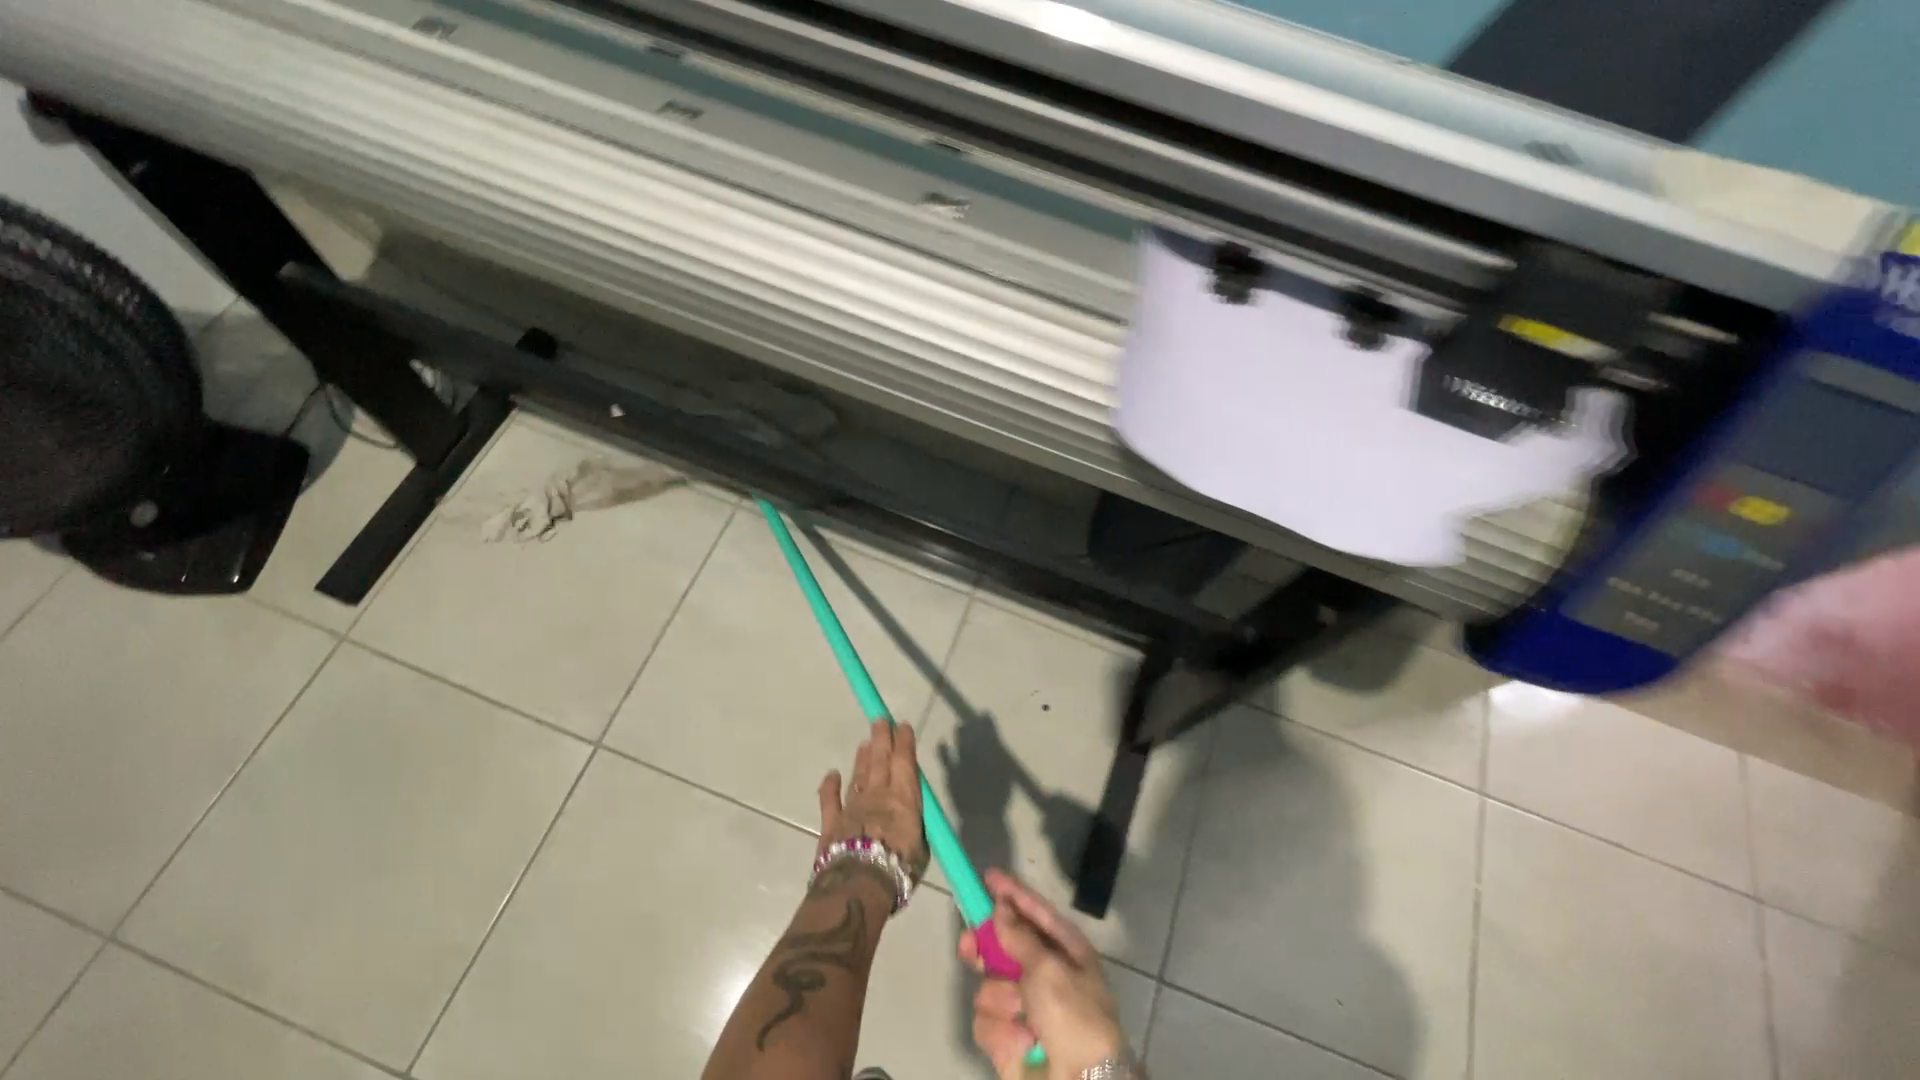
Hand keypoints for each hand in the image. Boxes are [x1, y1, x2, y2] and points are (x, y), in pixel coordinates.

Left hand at [817, 723, 928, 880]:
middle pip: (880, 760)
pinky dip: (830, 785)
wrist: (859, 882)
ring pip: (858, 775)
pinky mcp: (832, 821)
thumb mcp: (922, 847)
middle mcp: (878, 795)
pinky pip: (830, 799)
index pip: (904, 762)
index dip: (904, 742)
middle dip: (881, 738)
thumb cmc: (899, 868)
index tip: (902, 726)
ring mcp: (852, 806)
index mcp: (903, 798)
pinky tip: (831, 774)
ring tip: (865, 743)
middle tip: (880, 721)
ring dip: (862, 758)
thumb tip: (912, 822)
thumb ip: (916, 828)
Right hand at [959, 869, 1129, 1079]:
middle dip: (984, 948)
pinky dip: (1001, 1030)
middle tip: (969, 945)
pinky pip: (986, 1019)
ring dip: (1001, 999)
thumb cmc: (1074, 1017)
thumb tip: (1001, 907)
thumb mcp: (1050, 969)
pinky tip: (1020, 1041)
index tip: (987, 875)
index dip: (1012, 893)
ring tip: (1020, 1015)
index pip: (1035, 912)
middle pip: (1002, 945)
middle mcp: (1043, 973)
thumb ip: (1019, 936)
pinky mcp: (1007, 1036)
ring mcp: (1024, 1006)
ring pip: (989, 984)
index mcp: (1065, 952)